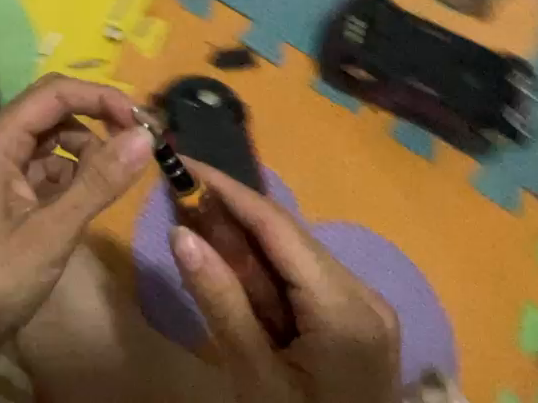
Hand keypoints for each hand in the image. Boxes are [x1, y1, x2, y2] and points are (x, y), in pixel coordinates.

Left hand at [0, 75, 151, 401]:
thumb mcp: (54, 230)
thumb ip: (99, 181)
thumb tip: (145, 136)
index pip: (55, 92)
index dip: (103, 98)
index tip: (146, 122)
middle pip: (54, 109)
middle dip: (99, 119)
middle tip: (145, 145)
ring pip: (53, 137)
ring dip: (88, 150)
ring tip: (119, 180)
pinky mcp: (6, 188)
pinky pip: (46, 164)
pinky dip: (73, 174)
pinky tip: (91, 198)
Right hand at [170, 160, 400, 402]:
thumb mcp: (255, 377)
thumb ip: (220, 301)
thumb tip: (177, 231)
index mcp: (346, 308)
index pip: (277, 226)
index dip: (225, 188)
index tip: (179, 161)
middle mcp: (364, 294)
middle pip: (284, 235)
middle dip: (227, 213)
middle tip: (173, 197)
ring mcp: (364, 307)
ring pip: (289, 252)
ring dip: (239, 241)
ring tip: (189, 227)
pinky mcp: (354, 319)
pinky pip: (299, 275)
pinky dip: (259, 268)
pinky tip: (226, 268)